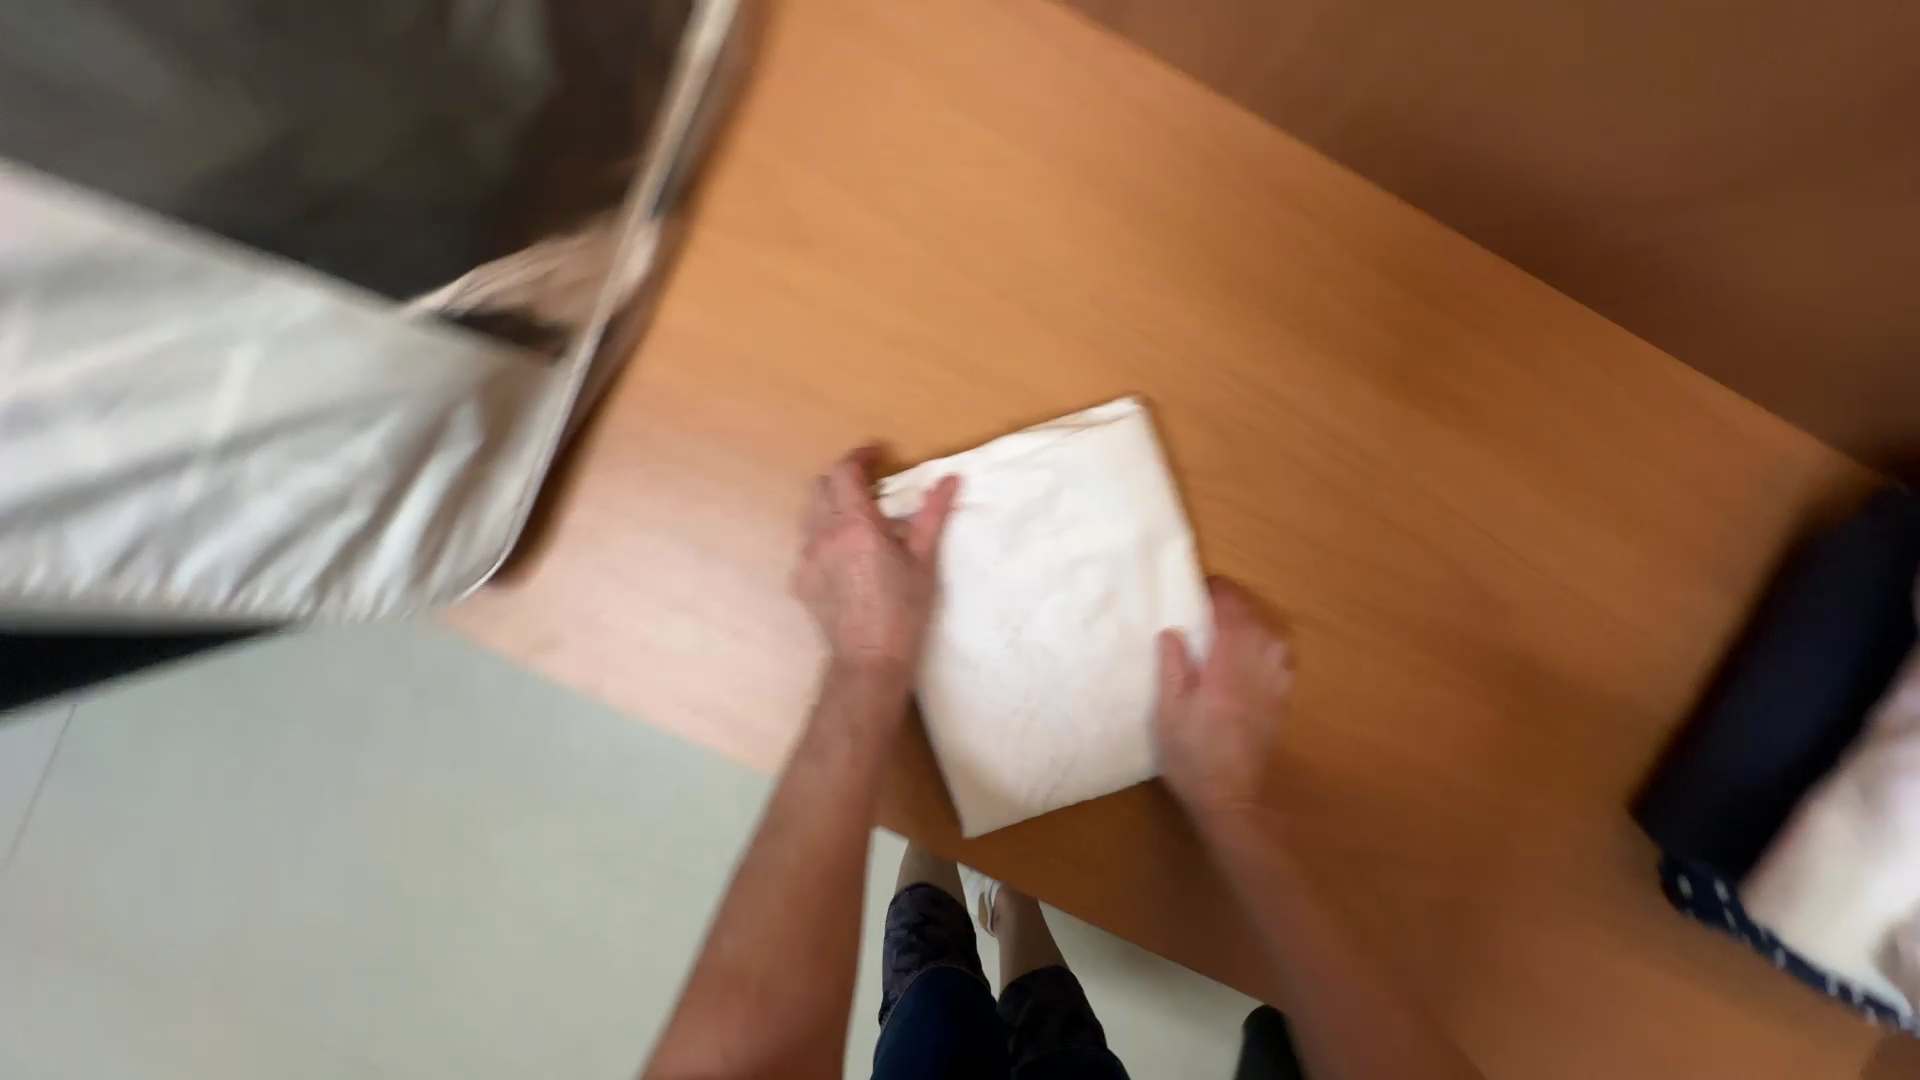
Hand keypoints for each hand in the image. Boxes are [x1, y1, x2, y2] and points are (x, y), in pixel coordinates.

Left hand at [792, 446, 959, 665]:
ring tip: (858, 519)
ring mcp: (806, 558)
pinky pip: (808, 544)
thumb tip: (950, 478)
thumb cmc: (903, 610)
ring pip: (810, 514)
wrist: (869, 659)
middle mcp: (823, 534)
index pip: (845, 471)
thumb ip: (933, 515)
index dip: (859, 456)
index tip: (876, 454)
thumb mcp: (924, 561)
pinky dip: (825, 536)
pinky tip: (847, 556)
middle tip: (869, 483)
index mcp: (855, 524)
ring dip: (831, 504)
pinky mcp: (800, 580)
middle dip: (843, 476)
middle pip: (821, 486)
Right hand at [1153, 577, 1294, 823]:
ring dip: (1258, 620)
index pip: (1231, 623)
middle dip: (1240, 603)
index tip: (1208, 583)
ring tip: (1238, 613)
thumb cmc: (1191, 757)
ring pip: (1275, 641)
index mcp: (1224, 676)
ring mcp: (1272, 692)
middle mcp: (1255, 678)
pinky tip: (1260, 645)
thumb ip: (1172, 670)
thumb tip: (1172, 632)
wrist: (1228, 799)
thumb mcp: (1168, 715)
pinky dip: (1272, 643)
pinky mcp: (1279, 705)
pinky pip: (1283, 662)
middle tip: (1219, 592)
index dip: (1222, 598)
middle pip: (1257, 626)